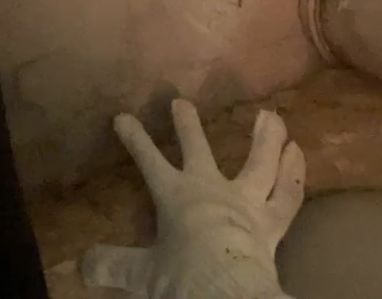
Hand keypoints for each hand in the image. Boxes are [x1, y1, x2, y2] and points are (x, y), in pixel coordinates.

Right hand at [83, 101, 305, 298]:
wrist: (230, 297)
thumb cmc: (184, 281)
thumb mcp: (142, 275)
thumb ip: (113, 266)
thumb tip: (82, 266)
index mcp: (174, 195)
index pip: (148, 160)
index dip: (135, 138)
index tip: (122, 116)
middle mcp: (208, 188)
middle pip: (196, 148)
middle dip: (186, 125)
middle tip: (181, 101)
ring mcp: (244, 203)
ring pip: (257, 163)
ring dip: (264, 139)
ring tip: (272, 117)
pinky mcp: (272, 223)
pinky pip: (287, 196)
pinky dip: (294, 176)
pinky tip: (299, 155)